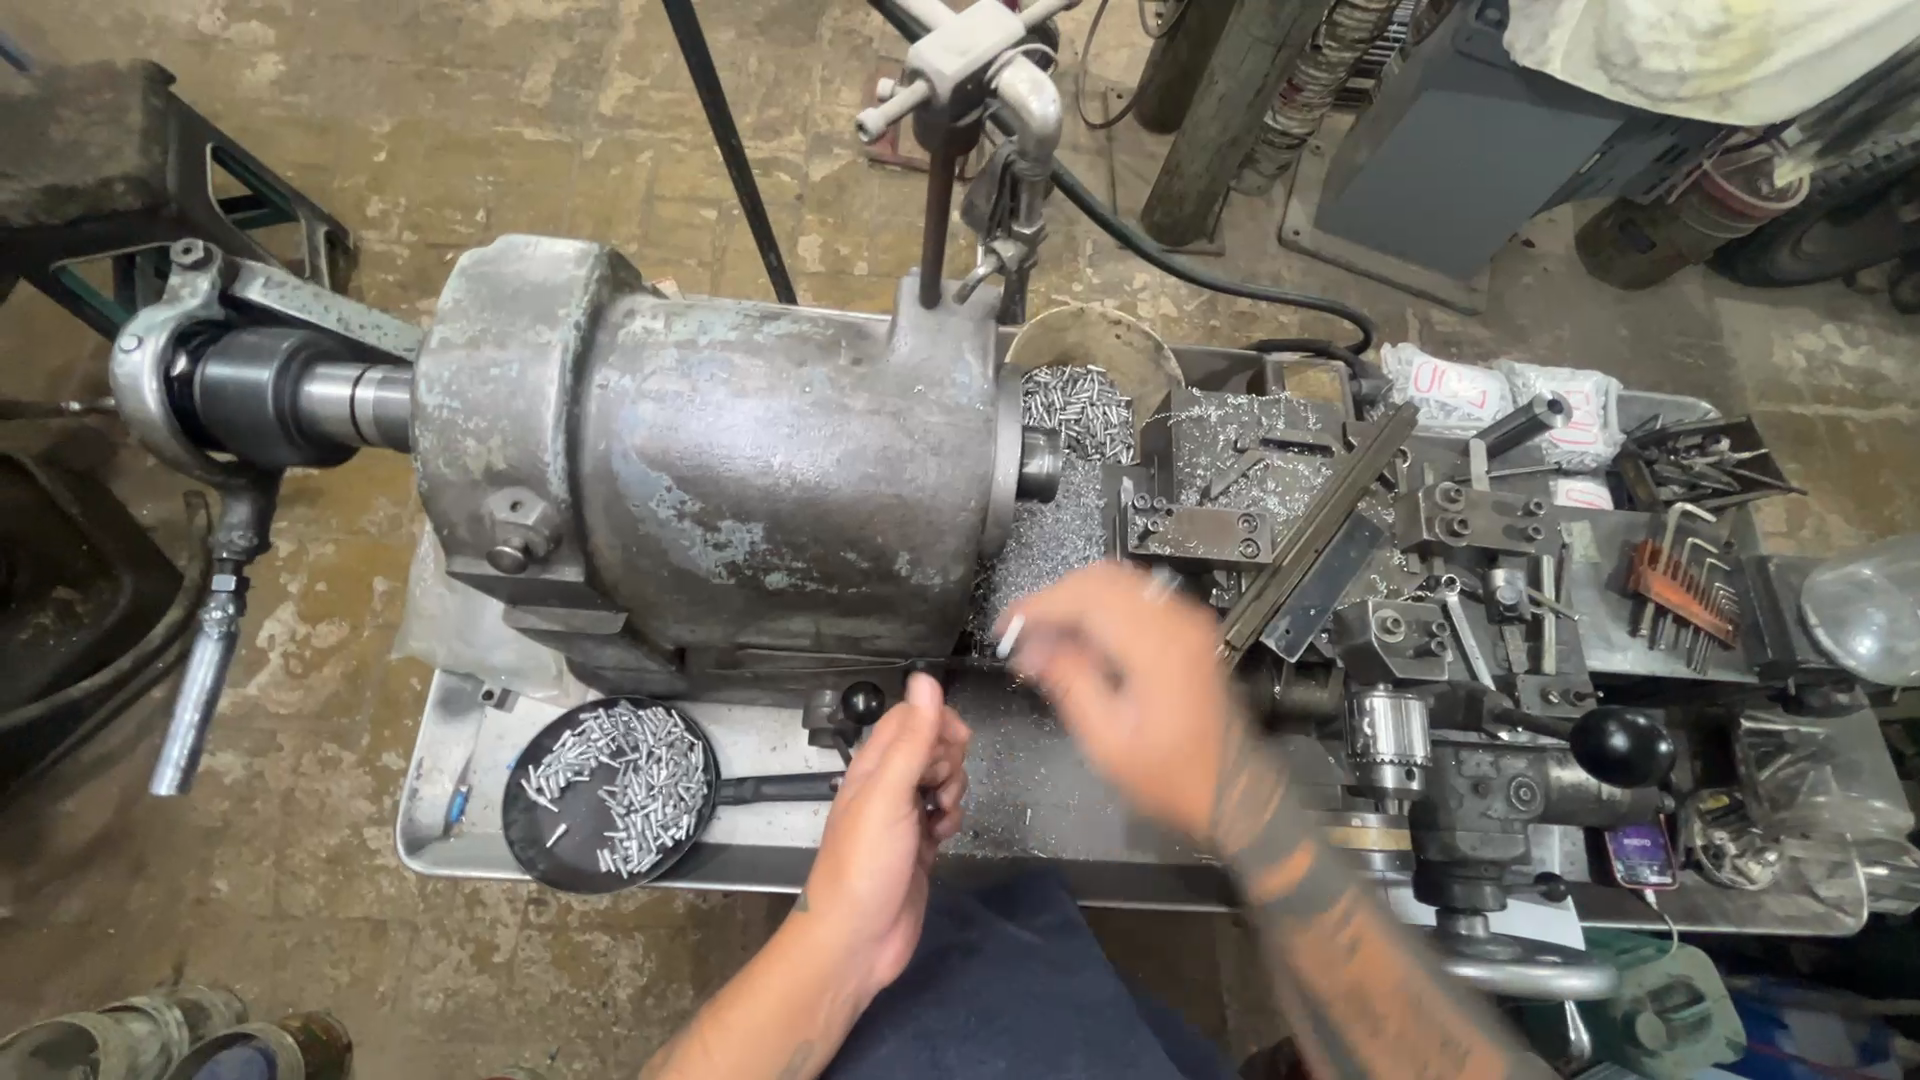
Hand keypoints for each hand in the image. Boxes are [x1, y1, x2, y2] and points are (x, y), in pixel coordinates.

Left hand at [796, 673, 970, 1002]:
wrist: (857, 940)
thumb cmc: (866, 863)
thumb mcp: (888, 793)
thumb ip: (912, 738)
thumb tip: (925, 678)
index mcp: (873, 763)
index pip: (911, 715)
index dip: (937, 722)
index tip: (954, 744)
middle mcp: (887, 782)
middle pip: (932, 745)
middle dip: (948, 760)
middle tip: (937, 788)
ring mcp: (904, 813)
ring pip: (942, 778)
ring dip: (952, 791)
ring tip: (939, 816)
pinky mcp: (920, 842)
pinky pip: (945, 812)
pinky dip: (950, 820)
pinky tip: (941, 838)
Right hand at [1001, 561, 1243, 841]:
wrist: (1234, 791)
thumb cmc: (1175, 778)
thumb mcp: (1109, 743)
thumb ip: (1070, 685)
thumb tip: (1032, 649)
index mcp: (1158, 648)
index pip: (1085, 598)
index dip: (1037, 606)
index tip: (1007, 625)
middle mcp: (1176, 622)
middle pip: (1099, 578)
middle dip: (1052, 599)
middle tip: (1022, 633)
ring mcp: (1186, 621)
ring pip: (1116, 580)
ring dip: (1074, 600)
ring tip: (1046, 639)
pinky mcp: (1187, 628)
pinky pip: (1134, 596)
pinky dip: (1099, 607)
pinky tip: (1081, 641)